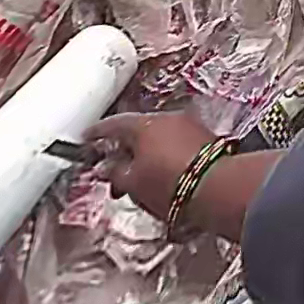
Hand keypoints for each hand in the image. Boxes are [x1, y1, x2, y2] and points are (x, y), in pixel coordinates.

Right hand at [86, 112, 217, 219]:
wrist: (216, 186)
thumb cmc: (167, 184)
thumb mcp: (134, 183)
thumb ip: (115, 173)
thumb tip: (105, 166)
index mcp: (144, 124)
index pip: (115, 124)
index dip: (98, 132)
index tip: (87, 137)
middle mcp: (166, 117)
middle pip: (138, 130)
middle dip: (124, 150)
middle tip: (114, 173)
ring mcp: (186, 124)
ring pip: (157, 137)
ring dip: (145, 154)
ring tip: (138, 180)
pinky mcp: (203, 136)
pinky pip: (174, 143)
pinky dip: (163, 155)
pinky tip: (162, 174)